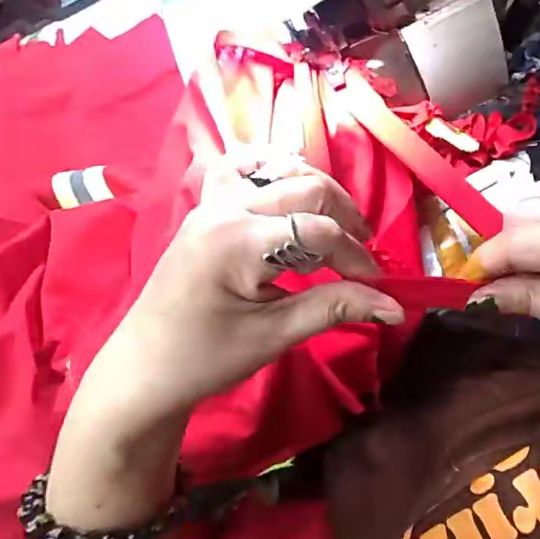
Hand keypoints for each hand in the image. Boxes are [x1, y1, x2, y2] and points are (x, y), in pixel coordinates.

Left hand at [73, 156, 404, 431]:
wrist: (145, 369)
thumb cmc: (205, 359)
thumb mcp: (274, 335)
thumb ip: (335, 308)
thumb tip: (394, 307)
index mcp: (238, 241)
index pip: (319, 232)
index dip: (357, 259)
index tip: (378, 289)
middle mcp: (224, 208)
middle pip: (306, 188)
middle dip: (345, 219)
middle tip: (363, 257)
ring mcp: (210, 203)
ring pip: (278, 169)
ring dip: (316, 192)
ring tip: (337, 226)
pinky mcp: (205, 208)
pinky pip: (242, 169)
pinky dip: (272, 171)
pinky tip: (289, 192)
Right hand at [469, 198, 539, 387]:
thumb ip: (531, 299)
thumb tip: (476, 296)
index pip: (517, 239)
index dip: (483, 263)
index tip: (460, 290)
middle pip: (523, 214)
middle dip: (497, 247)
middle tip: (485, 286)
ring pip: (538, 214)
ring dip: (516, 243)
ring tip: (510, 281)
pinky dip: (538, 241)